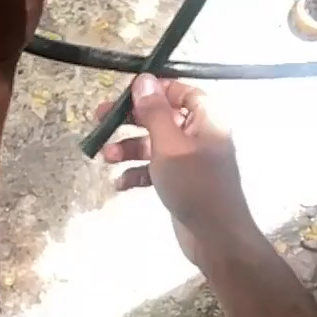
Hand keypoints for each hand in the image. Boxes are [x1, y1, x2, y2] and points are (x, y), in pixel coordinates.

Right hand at [99, 75, 262, 264]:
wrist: (216, 236)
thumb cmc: (195, 185)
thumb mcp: (169, 144)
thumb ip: (154, 111)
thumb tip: (144, 79)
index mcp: (207, 118)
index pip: (180, 91)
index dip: (153, 90)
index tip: (125, 95)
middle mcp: (200, 134)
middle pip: (162, 117)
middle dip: (131, 121)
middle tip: (100, 120)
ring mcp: (191, 160)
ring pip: (154, 144)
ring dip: (129, 149)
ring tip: (106, 157)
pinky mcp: (182, 181)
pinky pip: (156, 169)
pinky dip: (138, 173)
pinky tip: (121, 184)